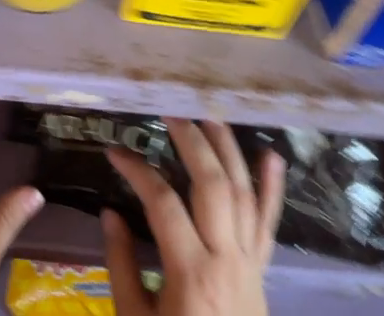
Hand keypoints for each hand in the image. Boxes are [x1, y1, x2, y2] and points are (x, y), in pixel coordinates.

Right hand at [102, 119, 285, 315]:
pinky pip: (270, 224)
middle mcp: (226, 259)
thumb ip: (122, 265)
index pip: (162, 202)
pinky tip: (272, 156)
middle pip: (212, 186)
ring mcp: (250, 264)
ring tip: (210, 115)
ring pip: (244, 194)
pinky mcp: (262, 271)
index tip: (114, 151)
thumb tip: (111, 213)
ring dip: (228, 151)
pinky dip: (272, 189)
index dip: (137, 170)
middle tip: (169, 112)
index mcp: (190, 272)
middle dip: (191, 142)